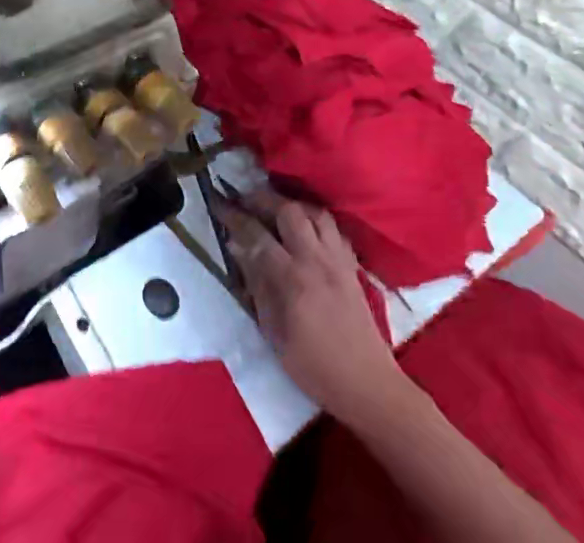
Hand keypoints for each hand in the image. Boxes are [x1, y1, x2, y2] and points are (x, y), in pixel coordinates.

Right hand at [211, 190, 410, 422]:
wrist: (367, 385)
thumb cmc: (312, 364)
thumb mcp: (272, 329)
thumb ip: (256, 285)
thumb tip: (237, 250)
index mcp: (291, 278)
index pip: (256, 233)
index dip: (233, 215)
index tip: (217, 204)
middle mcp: (316, 261)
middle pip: (289, 211)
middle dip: (262, 199)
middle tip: (243, 200)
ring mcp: (338, 262)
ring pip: (316, 214)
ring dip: (291, 206)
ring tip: (273, 209)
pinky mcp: (352, 268)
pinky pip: (334, 231)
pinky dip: (315, 222)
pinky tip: (304, 230)